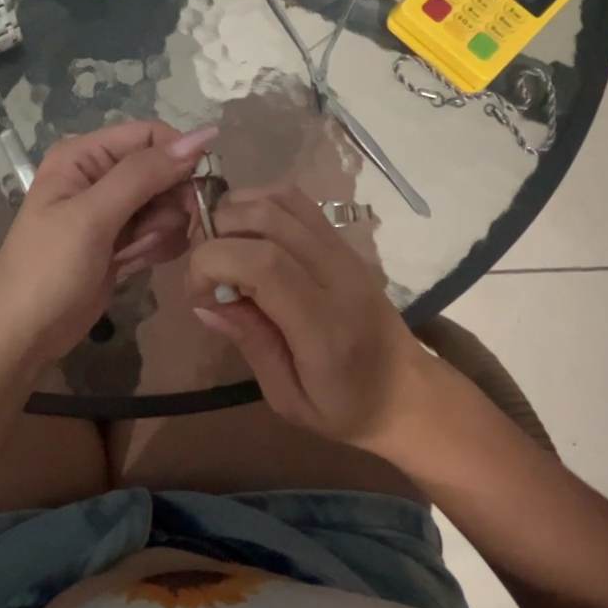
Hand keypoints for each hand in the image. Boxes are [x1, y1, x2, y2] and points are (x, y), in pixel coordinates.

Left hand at [0, 120, 217, 371]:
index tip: (196, 191)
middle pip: (163, 170)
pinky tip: (133, 265)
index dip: (179, 158)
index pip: (150, 136)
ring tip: (131, 252)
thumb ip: (144, 174)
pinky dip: (155, 247)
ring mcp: (110, 211)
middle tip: (150, 232)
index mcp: (83, 155)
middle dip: (168, 202)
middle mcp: (97, 175)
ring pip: (166, 204)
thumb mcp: (92, 217)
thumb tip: (202, 135)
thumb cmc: (48, 270)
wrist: (24, 335)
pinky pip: (159, 232)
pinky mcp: (121, 242)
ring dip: (161, 230)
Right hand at [185, 184, 430, 449]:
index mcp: (325, 326)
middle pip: (265, 218)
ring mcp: (345, 251)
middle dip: (215, 235)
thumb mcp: (289, 399)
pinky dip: (258, 205)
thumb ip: (250, 343)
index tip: (197, 294)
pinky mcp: (344, 241)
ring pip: (279, 199)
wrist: (409, 394)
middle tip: (205, 273)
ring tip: (221, 250)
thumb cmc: (346, 408)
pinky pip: (295, 200)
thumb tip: (203, 302)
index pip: (263, 263)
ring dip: (234, 213)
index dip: (212, 262)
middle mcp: (338, 275)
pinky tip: (245, 236)